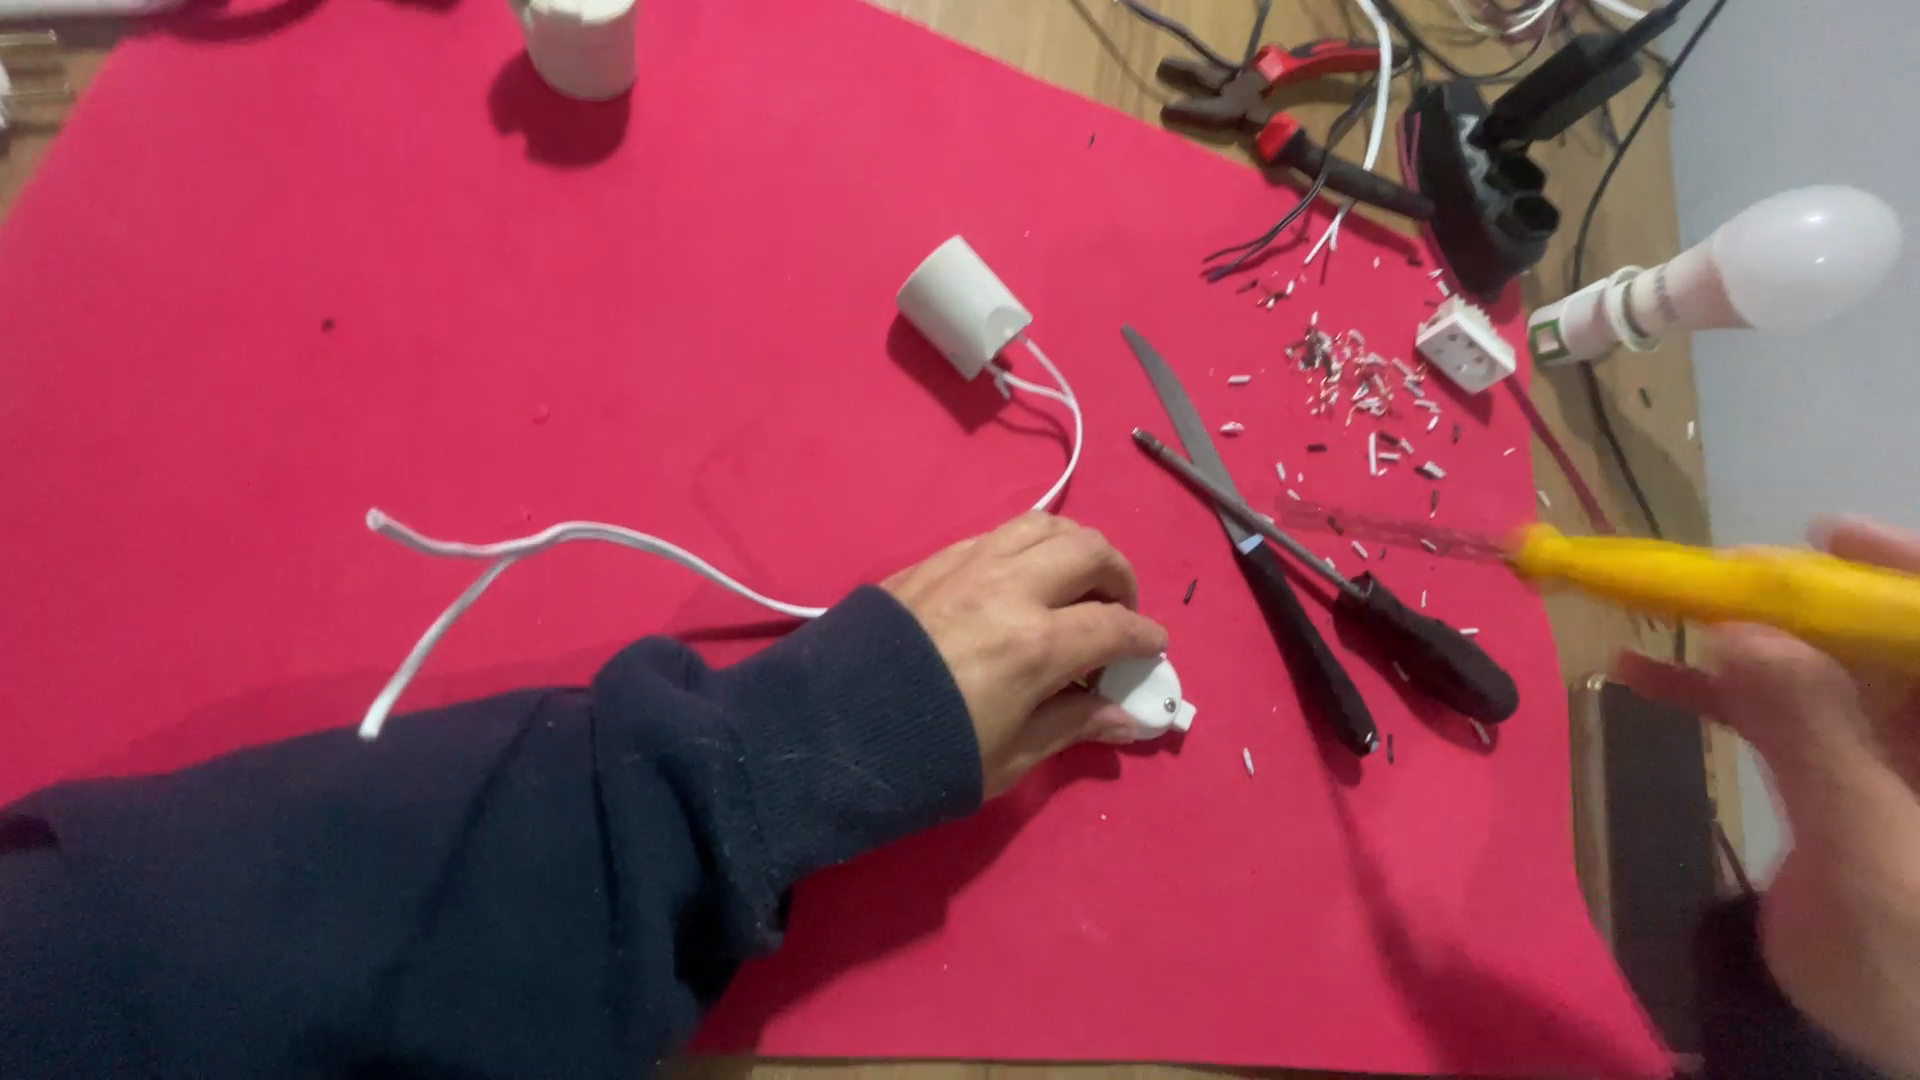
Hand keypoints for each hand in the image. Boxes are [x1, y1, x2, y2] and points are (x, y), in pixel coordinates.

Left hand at [883, 512, 1168, 797]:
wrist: (828, 730)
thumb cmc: (924, 755)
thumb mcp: (1008, 758)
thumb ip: (1073, 726)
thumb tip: (1127, 717)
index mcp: (1036, 644)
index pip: (1115, 626)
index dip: (1145, 637)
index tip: (1153, 648)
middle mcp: (1009, 588)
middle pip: (1089, 551)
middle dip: (1121, 576)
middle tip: (1121, 609)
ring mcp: (969, 565)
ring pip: (1044, 525)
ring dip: (1077, 547)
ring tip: (1078, 581)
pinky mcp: (935, 560)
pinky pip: (999, 533)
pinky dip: (1029, 546)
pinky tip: (1023, 577)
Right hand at [1617, 517, 1919, 1074]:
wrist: (1888, 1051)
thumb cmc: (1915, 970)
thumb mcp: (1875, 859)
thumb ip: (1818, 743)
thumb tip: (1743, 633)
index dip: (1902, 577)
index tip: (1824, 537)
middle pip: (1887, 644)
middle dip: (1802, 605)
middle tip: (1715, 578)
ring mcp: (1901, 759)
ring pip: (1824, 674)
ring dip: (1739, 646)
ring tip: (1661, 614)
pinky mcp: (1844, 779)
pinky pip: (1777, 717)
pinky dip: (1708, 695)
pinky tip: (1638, 675)